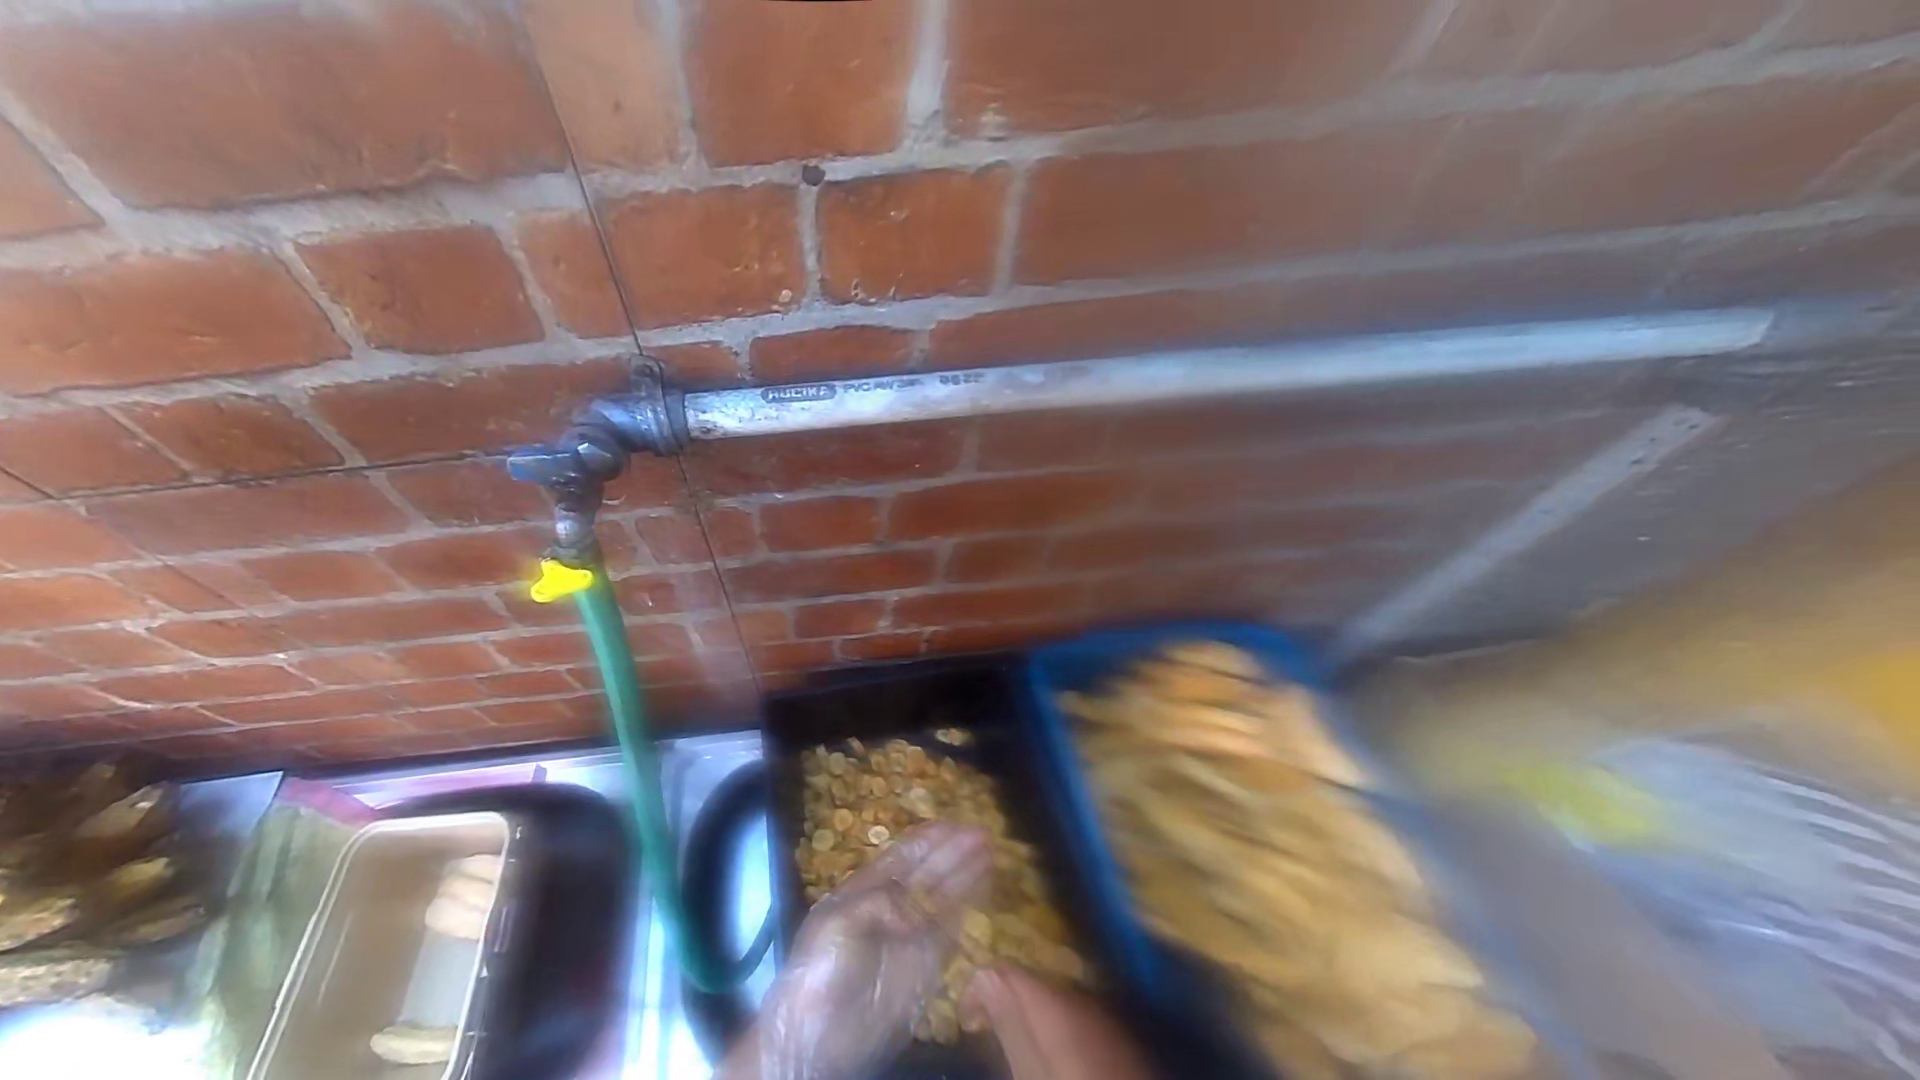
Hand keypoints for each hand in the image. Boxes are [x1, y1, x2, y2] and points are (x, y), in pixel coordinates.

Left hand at [720, 823, 990, 1079]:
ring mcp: (912, 934)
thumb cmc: (820, 969)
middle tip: (982, 833)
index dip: (929, 839)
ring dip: (966, 872)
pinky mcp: (927, 964)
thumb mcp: (838, 921)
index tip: (956, 824)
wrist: (818, 1035)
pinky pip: (952, 928)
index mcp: (866, 889)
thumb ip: (879, 901)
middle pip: (929, 871)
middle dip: (954, 851)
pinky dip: (968, 906)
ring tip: (989, 850)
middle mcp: (893, 906)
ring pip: (945, 895)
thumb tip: (913, 912)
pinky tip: (982, 887)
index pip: (903, 856)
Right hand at [964, 966, 1156, 1079]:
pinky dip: (1060, 1032)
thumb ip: (1008, 1022)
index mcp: (1055, 1002)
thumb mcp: (1031, 1071)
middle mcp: (1082, 998)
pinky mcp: (1123, 1042)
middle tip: (986, 1031)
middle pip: (1034, 985)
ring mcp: (1106, 1019)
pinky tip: (1058, 1060)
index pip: (1007, 970)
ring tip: (1017, 1049)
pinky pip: (1081, 1022)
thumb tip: (984, 976)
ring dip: (1034, 1017)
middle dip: (1009, 1002)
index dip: (979, 988)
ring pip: (1058, 1003)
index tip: (963, 1019)